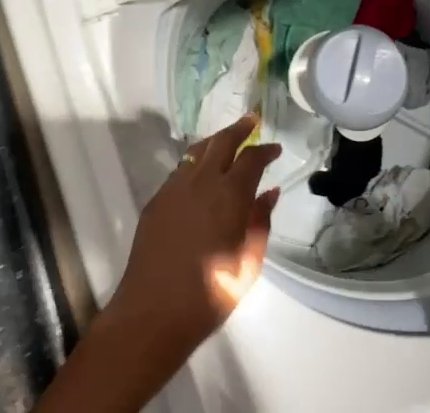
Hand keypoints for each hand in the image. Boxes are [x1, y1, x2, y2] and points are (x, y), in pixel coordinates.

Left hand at [103, 115, 282, 352]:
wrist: (154, 310)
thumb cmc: (211, 293)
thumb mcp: (249, 263)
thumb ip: (260, 223)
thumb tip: (269, 193)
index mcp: (229, 195)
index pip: (251, 158)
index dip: (265, 150)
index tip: (275, 149)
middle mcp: (201, 181)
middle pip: (221, 142)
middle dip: (239, 128)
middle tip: (252, 119)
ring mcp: (174, 188)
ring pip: (197, 152)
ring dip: (215, 142)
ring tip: (227, 141)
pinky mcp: (156, 200)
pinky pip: (180, 170)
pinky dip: (195, 163)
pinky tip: (201, 173)